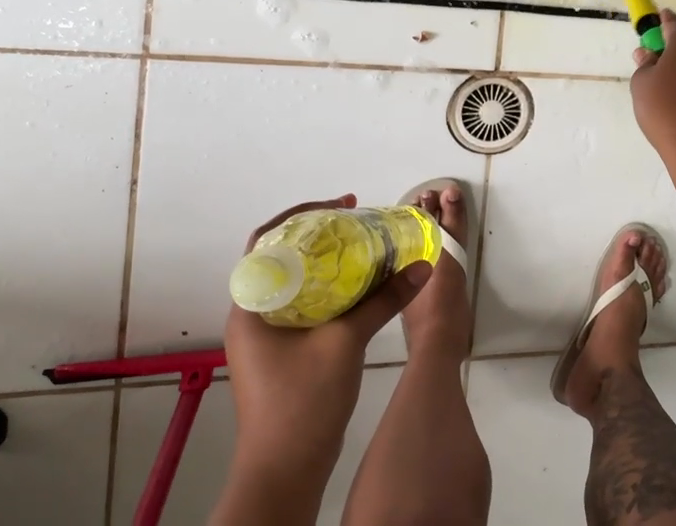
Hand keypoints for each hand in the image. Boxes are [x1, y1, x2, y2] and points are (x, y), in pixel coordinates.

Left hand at [222, 195, 430, 478]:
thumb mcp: (346, 342)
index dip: (303, 214)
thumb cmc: (303, 403)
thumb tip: (424, 266)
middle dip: (323, 234)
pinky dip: (334, 287)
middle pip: (284, 257)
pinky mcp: (284, 350)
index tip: (343, 204)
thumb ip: (384, 300)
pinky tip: (364, 286)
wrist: (285, 470)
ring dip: (330, 261)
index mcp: (252, 306)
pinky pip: (308, 303)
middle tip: (362, 221)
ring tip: (369, 246)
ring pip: (298, 281)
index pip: (266, 240)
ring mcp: (268, 335)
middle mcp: (253, 314)